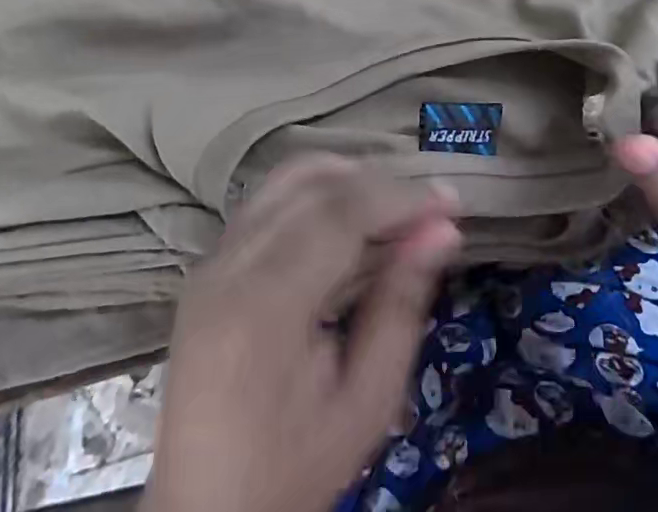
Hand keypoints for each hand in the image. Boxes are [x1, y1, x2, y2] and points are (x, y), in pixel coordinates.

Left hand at [144, 156, 460, 511]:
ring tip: (397, 207)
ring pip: (286, 181)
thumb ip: (401, 306)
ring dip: (348, 179)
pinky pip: (268, 202)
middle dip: (381, 184)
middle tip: (433, 207)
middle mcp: (227, 269)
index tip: (450, 203)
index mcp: (263, 309)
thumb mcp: (367, 402)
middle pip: (312, 187)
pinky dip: (317, 193)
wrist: (206, 511)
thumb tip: (444, 232)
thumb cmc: (294, 466)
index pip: (338, 216)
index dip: (400, 198)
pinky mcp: (208, 267)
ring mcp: (210, 263)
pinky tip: (352, 217)